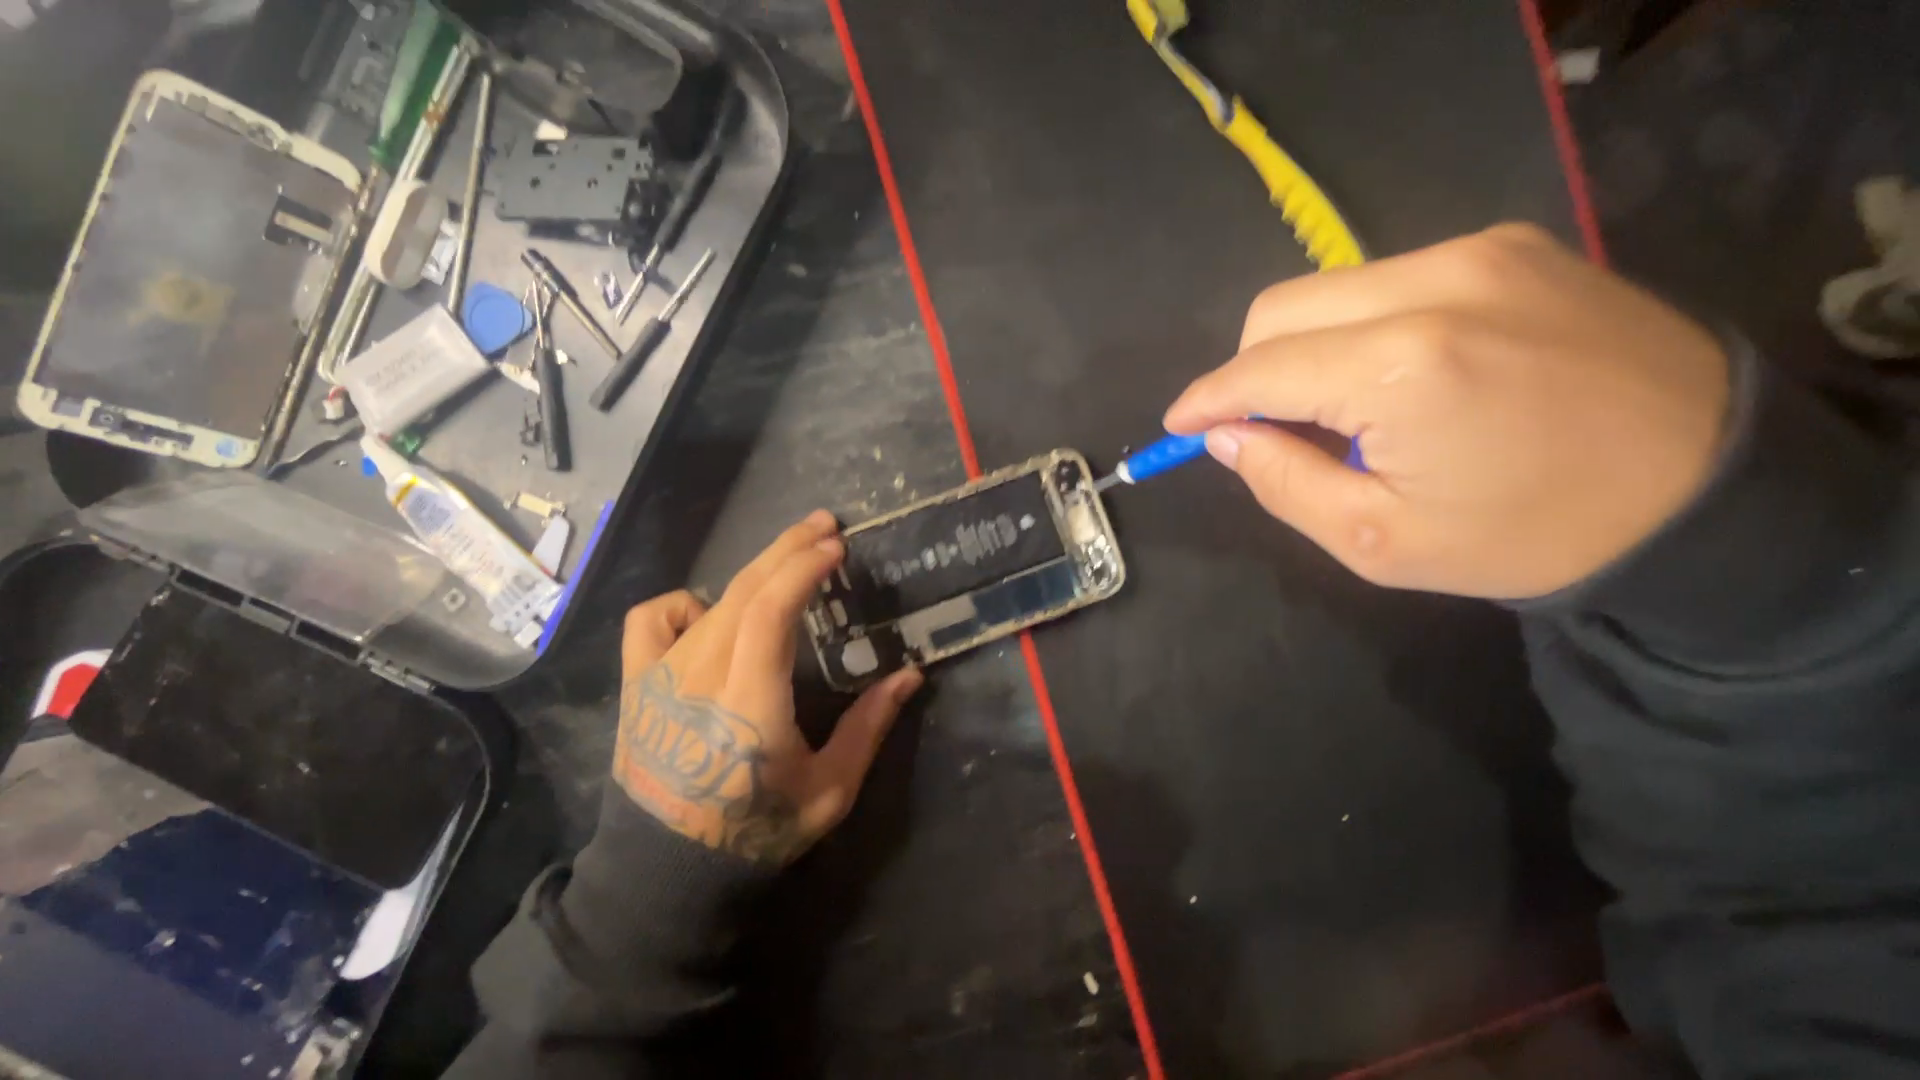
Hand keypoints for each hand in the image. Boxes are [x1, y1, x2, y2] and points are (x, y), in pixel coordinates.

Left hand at [612, 511, 924, 865]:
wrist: (666, 870)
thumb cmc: (757, 830)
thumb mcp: (829, 790)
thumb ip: (869, 727)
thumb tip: (910, 675)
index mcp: (749, 703)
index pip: (771, 611)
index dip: (803, 569)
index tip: (836, 547)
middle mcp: (699, 677)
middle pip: (743, 591)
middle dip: (787, 550)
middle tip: (825, 527)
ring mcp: (659, 677)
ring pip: (709, 601)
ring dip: (753, 573)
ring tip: (787, 564)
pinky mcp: (636, 684)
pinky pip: (652, 619)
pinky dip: (684, 604)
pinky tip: (709, 614)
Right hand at [1165, 224, 1730, 598]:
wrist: (1706, 489)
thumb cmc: (1531, 533)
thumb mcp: (1382, 542)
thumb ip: (1282, 482)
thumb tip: (1223, 434)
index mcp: (1398, 366)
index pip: (1258, 368)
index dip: (1205, 398)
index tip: (1175, 424)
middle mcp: (1432, 282)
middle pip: (1280, 306)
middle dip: (1250, 367)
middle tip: (1267, 427)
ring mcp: (1479, 250)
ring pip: (1332, 285)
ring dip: (1308, 343)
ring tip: (1348, 407)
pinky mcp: (1515, 244)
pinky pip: (1393, 276)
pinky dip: (1364, 322)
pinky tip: (1402, 372)